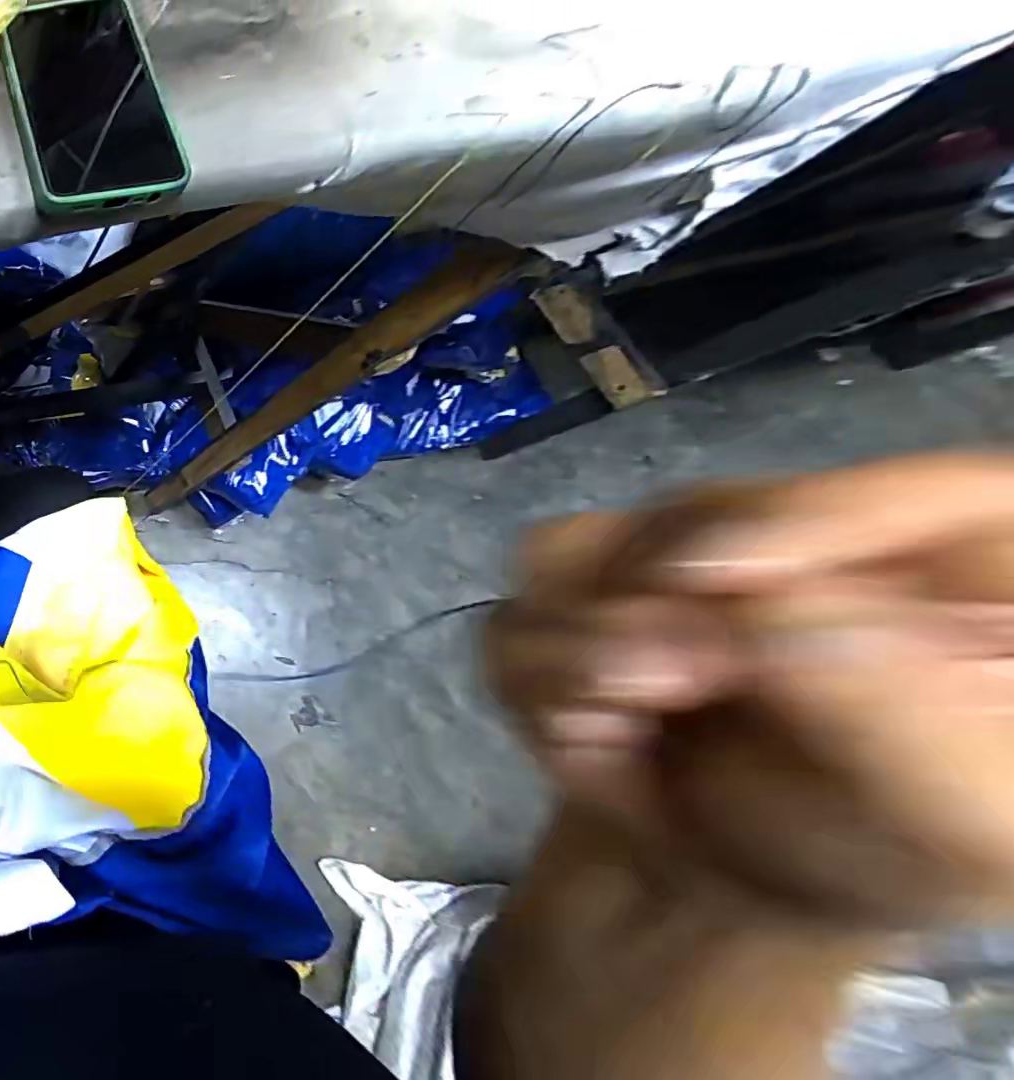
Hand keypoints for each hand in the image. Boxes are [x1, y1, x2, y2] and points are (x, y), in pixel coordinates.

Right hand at [487, 453, 1013, 927]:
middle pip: (691, 514)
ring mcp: (661, 566)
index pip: (912, 496)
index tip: (708, 576)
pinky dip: (530, 679)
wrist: (728, 872)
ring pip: (569, 553)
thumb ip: (901, 720)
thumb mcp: (940, 822)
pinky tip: (586, 731)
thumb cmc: (867, 856)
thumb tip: (779, 614)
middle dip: (644, 605)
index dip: (805, 516)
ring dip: (569, 651)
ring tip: (615, 729)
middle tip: (652, 691)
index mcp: (950, 579)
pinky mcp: (569, 602)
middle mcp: (796, 550)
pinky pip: (512, 615)